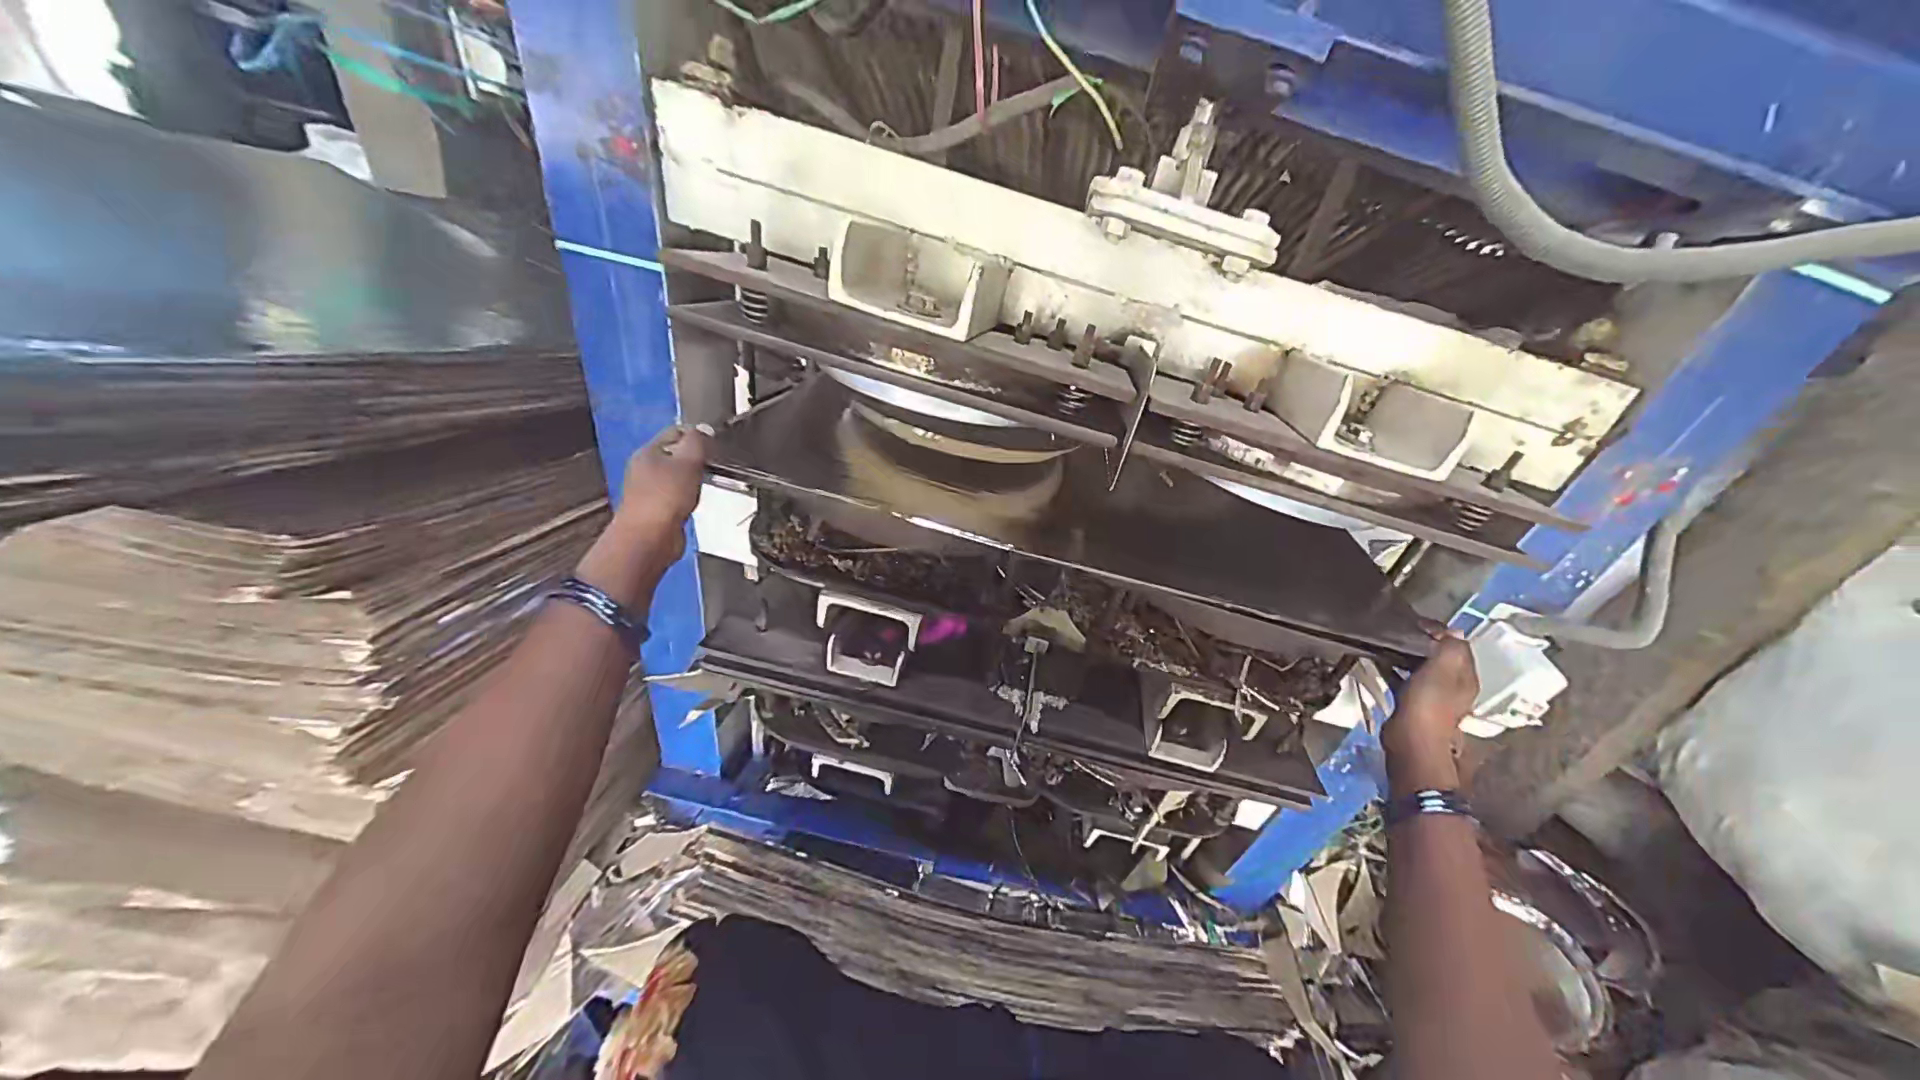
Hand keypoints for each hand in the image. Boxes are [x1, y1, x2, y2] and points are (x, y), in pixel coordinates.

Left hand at [574, 425, 708, 606]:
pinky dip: (688, 497)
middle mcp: (644, 468)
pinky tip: (694, 503)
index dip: (697, 435)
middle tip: (712, 466)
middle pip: (676, 454)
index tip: (714, 445)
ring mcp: (648, 490)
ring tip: (704, 485)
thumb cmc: (665, 498)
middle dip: (696, 459)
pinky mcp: (656, 510)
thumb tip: (703, 430)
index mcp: (648, 452)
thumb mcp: (687, 461)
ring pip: (677, 476)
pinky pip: (676, 496)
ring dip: (692, 480)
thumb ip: (697, 442)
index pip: (675, 432)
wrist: (650, 539)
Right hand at [1384, 623, 1478, 765]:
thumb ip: (1451, 647)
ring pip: (1423, 668)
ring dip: (1410, 656)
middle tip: (1402, 632)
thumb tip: (1454, 631)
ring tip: (1390, 645)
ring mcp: (1434, 697)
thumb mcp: (1444, 668)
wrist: (1411, 739)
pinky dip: (1398, 670)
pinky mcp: (1414, 705)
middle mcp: (1455, 687)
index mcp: (1466, 677)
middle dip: (1425, 643)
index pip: (1458, 646)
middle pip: (1441, 657)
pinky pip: (1407, 679)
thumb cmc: (1429, 702)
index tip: (1417, 623)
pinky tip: (1384, 666)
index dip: (1441, 631)